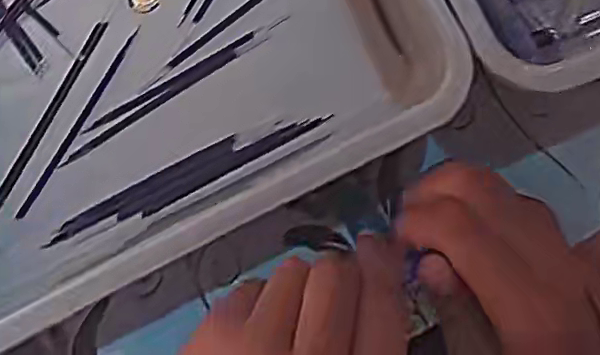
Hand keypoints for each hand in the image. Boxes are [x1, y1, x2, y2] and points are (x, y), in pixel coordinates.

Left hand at [179, 233, 405, 354]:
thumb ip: (365, 353)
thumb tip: (378, 300)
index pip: (384, 308)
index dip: (383, 271)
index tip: (379, 256)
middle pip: (338, 275)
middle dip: (336, 281)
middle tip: (327, 305)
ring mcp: (259, 346)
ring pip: (294, 269)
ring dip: (294, 292)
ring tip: (286, 331)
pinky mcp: (215, 334)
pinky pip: (252, 285)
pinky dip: (255, 306)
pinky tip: (252, 343)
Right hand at [396, 162, 599, 353]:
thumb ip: (459, 318)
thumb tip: (428, 262)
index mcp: (531, 307)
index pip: (458, 224)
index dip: (415, 220)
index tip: (395, 238)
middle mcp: (556, 266)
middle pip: (479, 186)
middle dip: (432, 188)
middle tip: (406, 217)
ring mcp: (574, 257)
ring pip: (502, 187)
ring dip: (458, 190)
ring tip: (431, 219)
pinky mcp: (582, 259)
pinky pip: (524, 206)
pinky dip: (488, 203)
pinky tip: (472, 229)